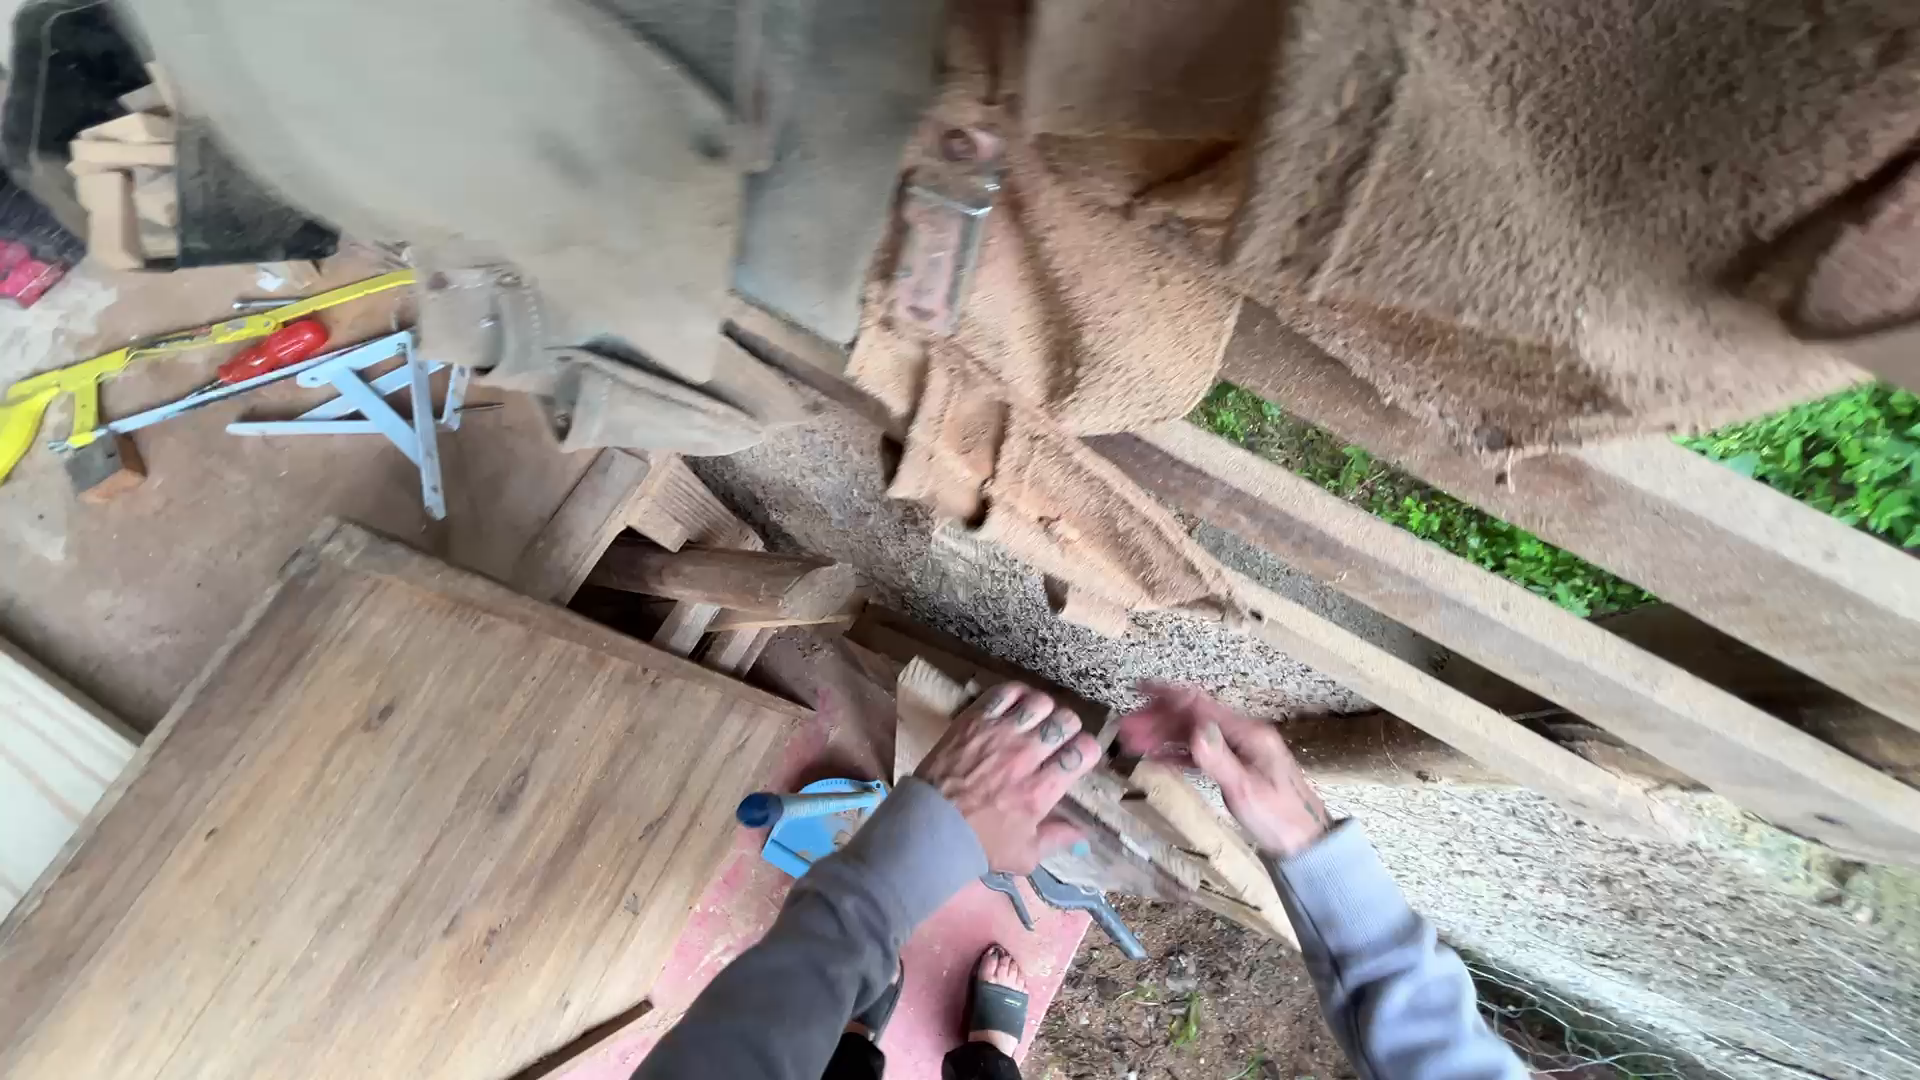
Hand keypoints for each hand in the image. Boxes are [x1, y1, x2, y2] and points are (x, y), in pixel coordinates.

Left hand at [914, 682, 1100, 872]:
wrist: (928, 826)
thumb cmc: (978, 843)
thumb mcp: (1023, 855)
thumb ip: (1056, 839)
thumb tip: (1083, 832)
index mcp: (1039, 791)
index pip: (1082, 753)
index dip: (1088, 750)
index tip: (1081, 754)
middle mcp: (1024, 757)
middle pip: (1065, 722)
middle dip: (1069, 727)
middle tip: (1060, 736)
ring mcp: (998, 734)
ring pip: (1039, 702)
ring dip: (1045, 710)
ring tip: (1038, 719)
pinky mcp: (974, 720)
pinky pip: (1005, 692)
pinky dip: (1018, 694)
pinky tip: (1018, 704)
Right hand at [1116, 683, 1330, 857]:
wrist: (1307, 847)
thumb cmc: (1280, 820)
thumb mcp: (1245, 790)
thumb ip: (1218, 758)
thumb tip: (1194, 727)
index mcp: (1246, 733)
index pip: (1200, 705)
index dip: (1167, 694)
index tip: (1139, 688)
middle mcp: (1241, 735)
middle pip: (1191, 718)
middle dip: (1157, 719)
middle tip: (1126, 729)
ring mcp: (1238, 750)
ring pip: (1191, 735)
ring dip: (1162, 736)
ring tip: (1133, 742)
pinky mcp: (1234, 766)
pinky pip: (1199, 753)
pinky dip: (1176, 752)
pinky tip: (1156, 757)